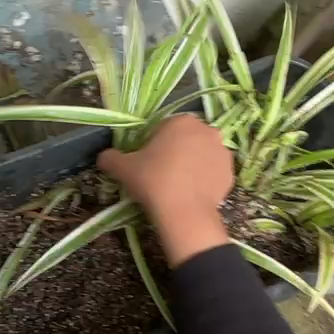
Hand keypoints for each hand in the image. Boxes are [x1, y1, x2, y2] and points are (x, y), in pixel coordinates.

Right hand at [98, 114, 232, 266]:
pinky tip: (190, 193)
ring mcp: (222, 151)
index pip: (162, 127)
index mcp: (180, 121)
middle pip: (184, 139)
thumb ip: (110, 158)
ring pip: (200, 155)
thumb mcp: (123, 168)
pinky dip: (203, 179)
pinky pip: (212, 172)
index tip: (144, 162)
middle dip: (173, 151)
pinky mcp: (230, 172)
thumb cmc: (153, 181)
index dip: (151, 144)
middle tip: (159, 174)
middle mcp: (206, 130)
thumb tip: (103, 157)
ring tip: (175, 186)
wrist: (184, 212)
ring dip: (190, 164)